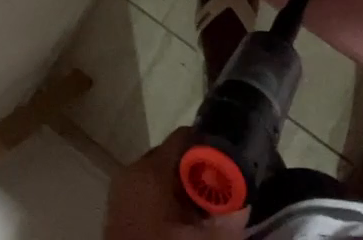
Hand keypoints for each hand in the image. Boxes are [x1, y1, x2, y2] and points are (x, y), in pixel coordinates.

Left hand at [104, 129, 247, 239]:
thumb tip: (244, 209)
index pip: (182, 137)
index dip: (207, 147)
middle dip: (196, 171)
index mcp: (150, 170)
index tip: (226, 162)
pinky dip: (166, 196)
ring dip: (182, 186)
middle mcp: (133, 169)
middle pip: (172, 155)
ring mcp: (122, 186)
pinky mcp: (118, 203)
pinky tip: (181, 219)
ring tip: (202, 208)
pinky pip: (147, 187)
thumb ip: (225, 225)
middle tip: (218, 191)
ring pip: (160, 172)